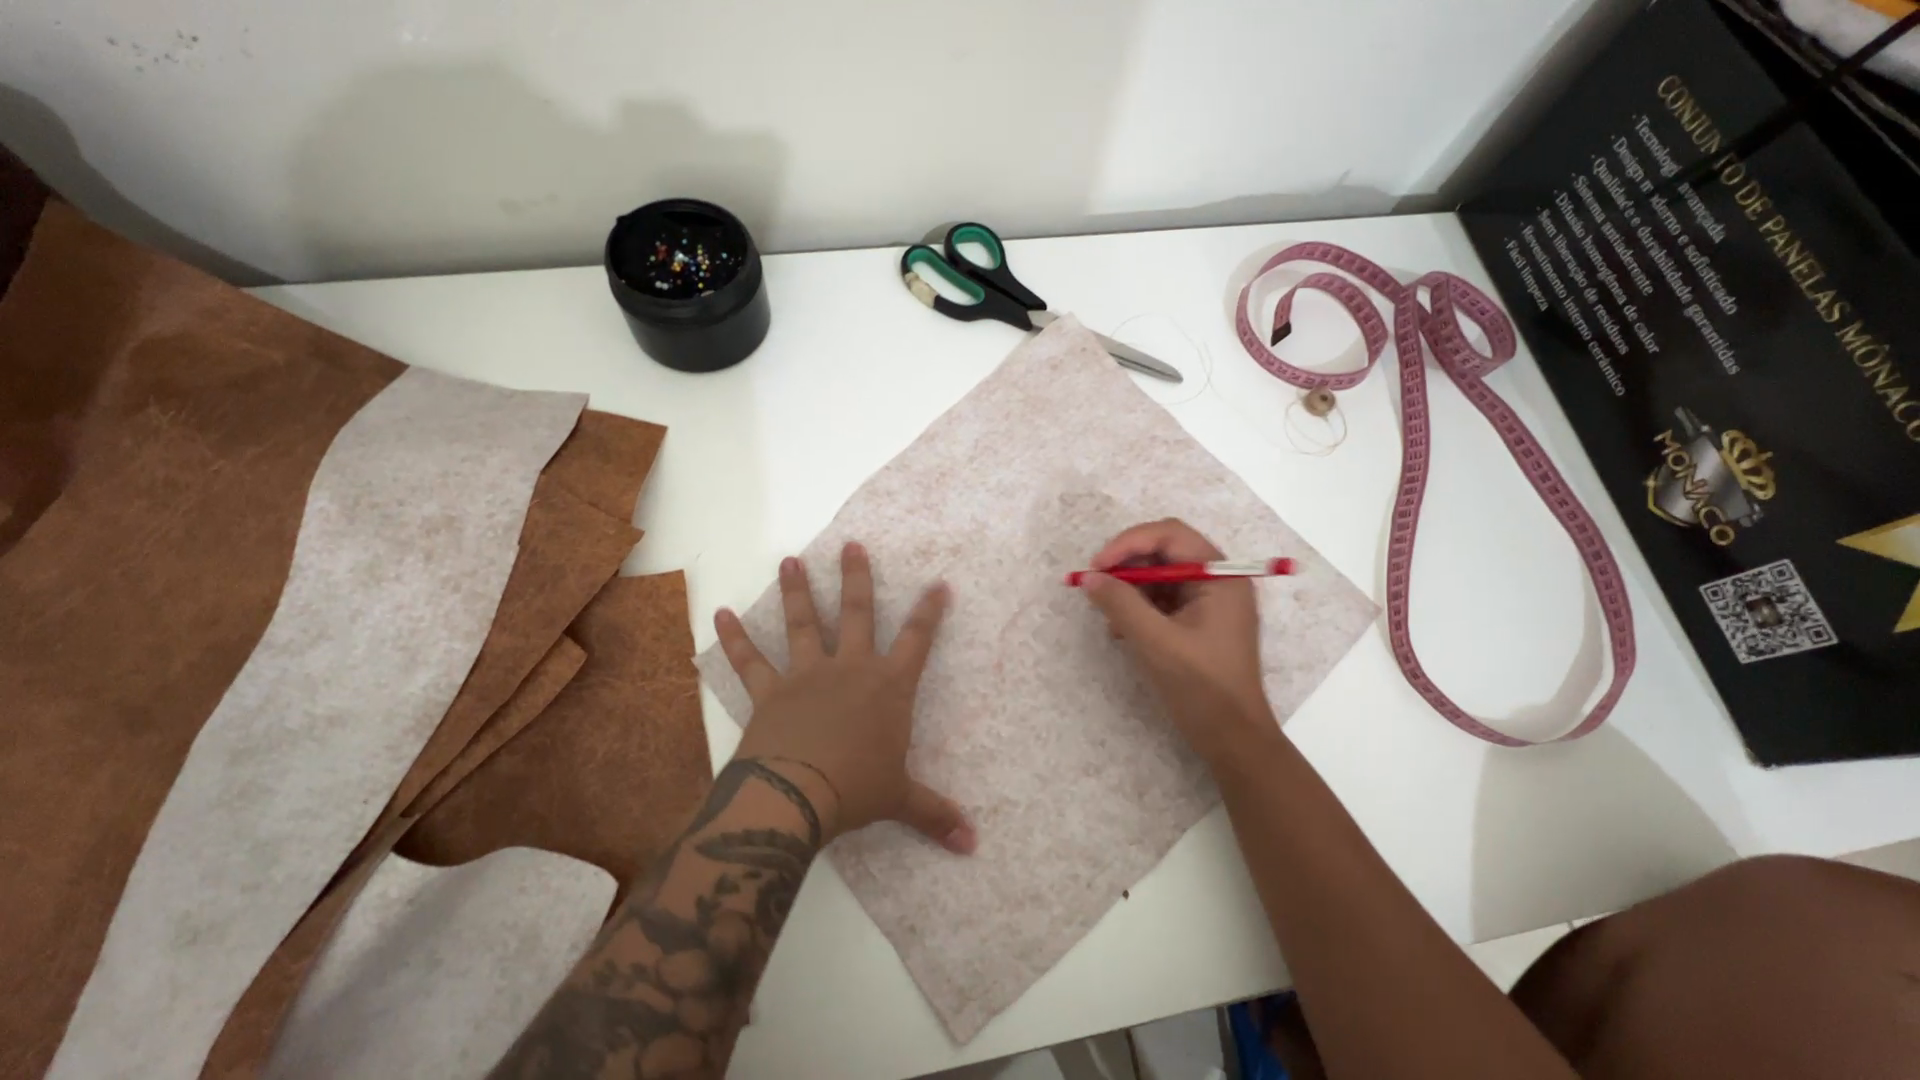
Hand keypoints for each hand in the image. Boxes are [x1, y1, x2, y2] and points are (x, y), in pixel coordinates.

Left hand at [715, 542, 976, 854]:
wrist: (796, 796)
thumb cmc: (856, 791)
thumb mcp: (901, 800)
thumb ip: (935, 814)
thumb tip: (973, 845)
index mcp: (889, 688)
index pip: (918, 641)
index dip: (930, 612)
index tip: (938, 582)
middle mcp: (850, 670)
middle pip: (857, 613)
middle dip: (856, 577)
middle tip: (850, 544)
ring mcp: (806, 675)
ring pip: (803, 624)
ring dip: (796, 591)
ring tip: (789, 560)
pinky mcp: (768, 691)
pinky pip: (749, 660)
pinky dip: (733, 638)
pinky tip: (719, 613)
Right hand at [1078, 518, 1274, 762]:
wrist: (1234, 738)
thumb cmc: (1201, 687)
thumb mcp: (1155, 642)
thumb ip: (1120, 604)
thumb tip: (1088, 577)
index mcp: (1220, 576)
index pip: (1170, 534)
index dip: (1128, 543)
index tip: (1097, 567)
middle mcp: (1219, 581)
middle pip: (1165, 551)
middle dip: (1127, 566)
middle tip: (1098, 586)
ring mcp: (1212, 603)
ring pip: (1161, 576)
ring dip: (1131, 590)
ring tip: (1110, 619)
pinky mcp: (1201, 623)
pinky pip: (1165, 600)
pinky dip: (1140, 609)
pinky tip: (1123, 632)